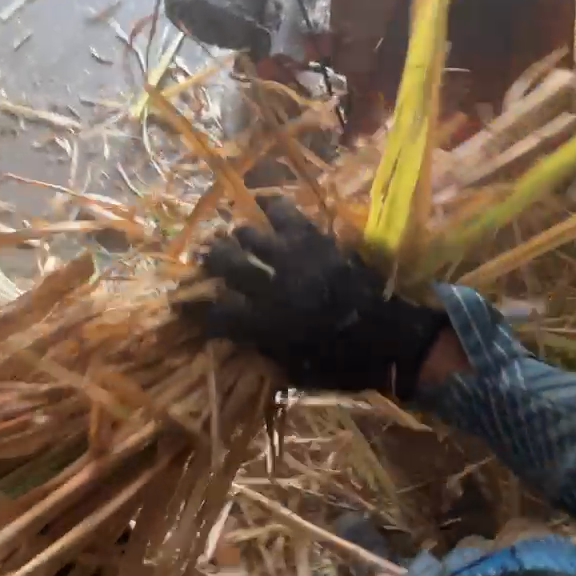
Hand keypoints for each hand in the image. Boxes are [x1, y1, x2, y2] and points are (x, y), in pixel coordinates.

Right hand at [180, 199, 447, 397]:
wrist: (392, 339)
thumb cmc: (344, 365)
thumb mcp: (296, 371)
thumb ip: (265, 352)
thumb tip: (242, 338)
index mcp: (264, 326)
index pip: (215, 314)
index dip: (195, 310)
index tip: (184, 305)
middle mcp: (272, 288)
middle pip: (226, 264)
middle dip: (211, 261)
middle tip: (208, 258)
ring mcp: (295, 261)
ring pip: (251, 236)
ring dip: (241, 237)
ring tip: (239, 238)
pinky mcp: (318, 242)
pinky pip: (289, 216)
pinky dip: (274, 207)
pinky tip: (266, 204)